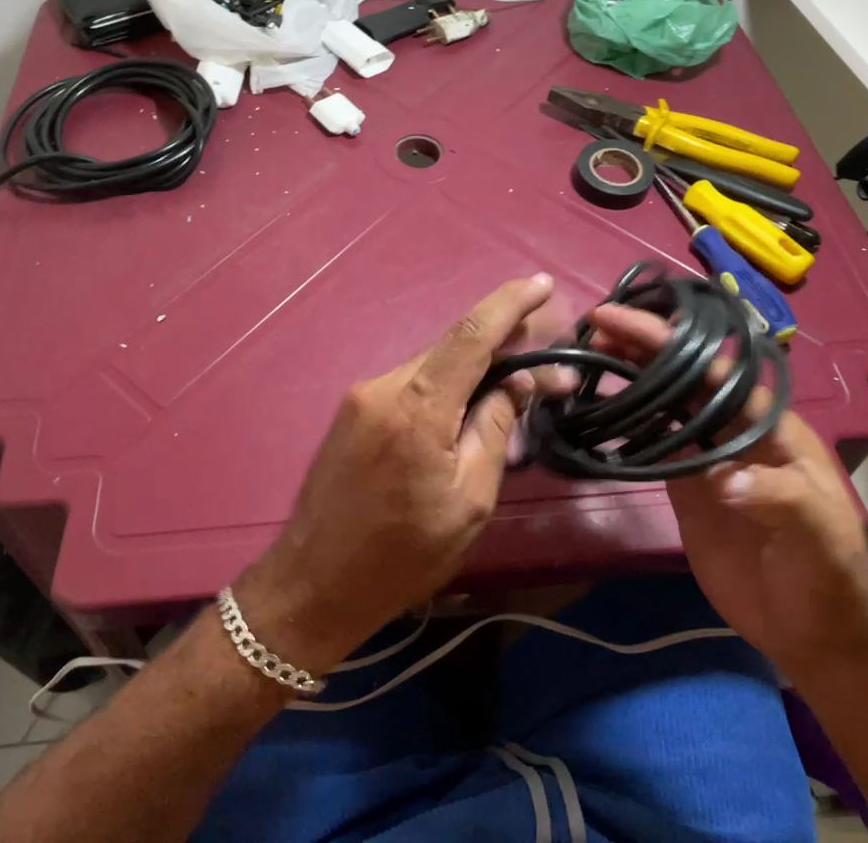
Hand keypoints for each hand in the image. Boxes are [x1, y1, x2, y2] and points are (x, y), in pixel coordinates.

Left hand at [235, 274, 563, 672]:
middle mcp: (382, 387)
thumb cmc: (401, 556)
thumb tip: (515, 382)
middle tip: (552, 369)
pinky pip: (411, 387)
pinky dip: (446, 389)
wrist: (314, 584)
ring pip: (433, 368)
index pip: (470, 335)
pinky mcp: (352, 414)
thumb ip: (494, 430)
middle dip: (506, 349)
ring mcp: (361, 397)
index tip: (543, 283)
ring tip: (521, 392)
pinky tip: (473, 408)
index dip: (510, 304)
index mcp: (415, 407)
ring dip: (477, 373)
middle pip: (453, 349)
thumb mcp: (468, 501)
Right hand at [586, 304, 867, 679]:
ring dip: (630, 379)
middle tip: (593, 327)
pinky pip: (652, 448)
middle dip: (641, 348)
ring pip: (665, 406)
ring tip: (586, 356)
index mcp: (769, 428)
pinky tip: (596, 413)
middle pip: (683, 380)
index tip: (624, 320)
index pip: (713, 373)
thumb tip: (722, 476)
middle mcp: (735, 433)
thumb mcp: (816, 534)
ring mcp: (708, 460)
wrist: (812, 631)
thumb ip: (778, 497)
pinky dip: (625, 427)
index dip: (669, 344)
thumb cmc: (826, 575)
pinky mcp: (686, 489)